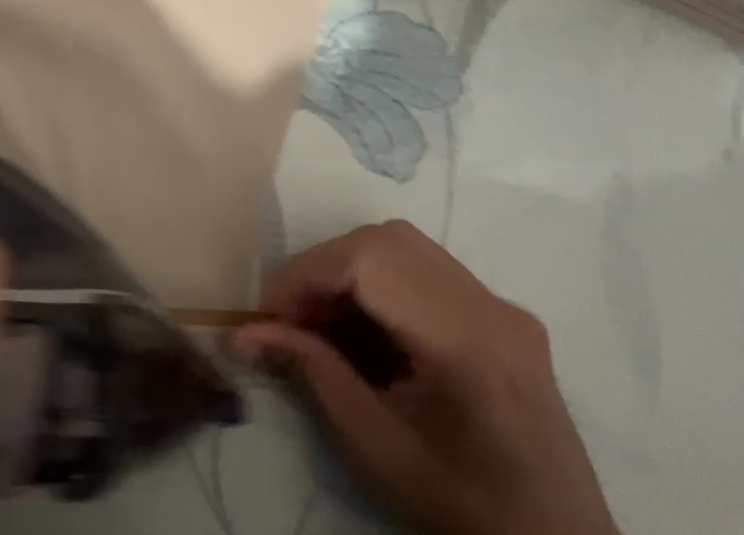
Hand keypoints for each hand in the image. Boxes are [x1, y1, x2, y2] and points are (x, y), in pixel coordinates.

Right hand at [233, 221, 617, 534]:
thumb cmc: (459, 501)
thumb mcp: (373, 444)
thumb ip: (309, 372)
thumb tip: (240, 332)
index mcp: (466, 343)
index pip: (370, 261)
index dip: (306, 274)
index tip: (268, 316)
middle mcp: (492, 309)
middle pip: (384, 242)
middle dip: (322, 269)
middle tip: (291, 319)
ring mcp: (503, 308)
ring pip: (404, 248)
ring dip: (347, 272)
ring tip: (322, 323)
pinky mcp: (503, 317)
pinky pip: (425, 270)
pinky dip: (377, 283)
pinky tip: (363, 330)